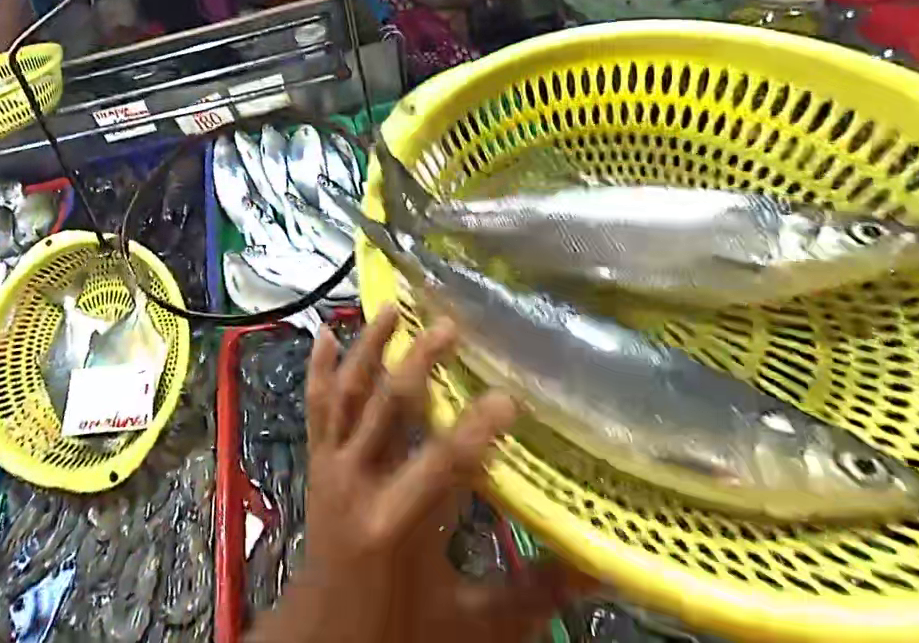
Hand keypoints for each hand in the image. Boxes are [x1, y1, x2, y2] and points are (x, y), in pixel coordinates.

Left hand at [249, 309, 578, 642]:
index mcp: (399, 522)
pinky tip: (324, 331)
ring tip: (391, 307)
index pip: (443, 464)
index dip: (476, 429)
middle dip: (420, 363)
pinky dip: (319, 367)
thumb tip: (602, 570)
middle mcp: (359, 480)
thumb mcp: (473, 622)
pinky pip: (316, 405)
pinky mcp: (316, 458)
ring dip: (369, 347)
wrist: (324, 635)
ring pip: (349, 393)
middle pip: (390, 409)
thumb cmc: (401, 630)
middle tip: (450, 326)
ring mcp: (332, 464)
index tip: (509, 397)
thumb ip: (535, 594)